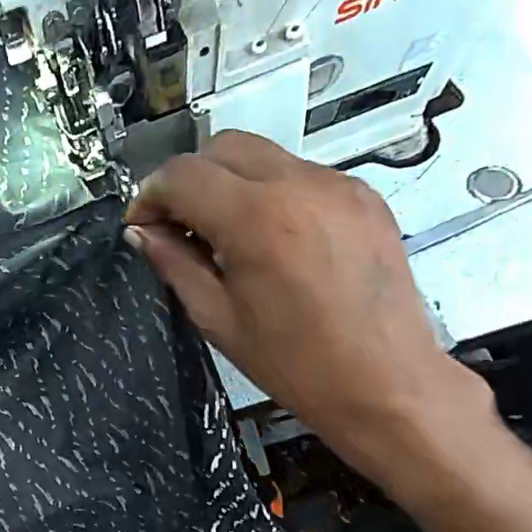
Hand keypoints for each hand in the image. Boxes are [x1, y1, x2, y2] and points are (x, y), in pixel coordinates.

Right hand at [123, 131, 490, 483]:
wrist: (386, 384)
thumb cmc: (301, 366)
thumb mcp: (221, 320)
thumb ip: (176, 265)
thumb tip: (144, 234)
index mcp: (258, 219)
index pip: (184, 174)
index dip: (152, 195)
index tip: (144, 223)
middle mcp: (301, 186)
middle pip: (224, 147)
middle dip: (192, 180)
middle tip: (182, 226)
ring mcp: (340, 186)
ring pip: (266, 157)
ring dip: (235, 185)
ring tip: (231, 237)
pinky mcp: (365, 198)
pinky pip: (304, 176)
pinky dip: (277, 196)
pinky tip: (276, 240)